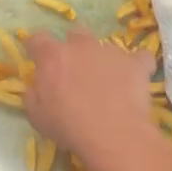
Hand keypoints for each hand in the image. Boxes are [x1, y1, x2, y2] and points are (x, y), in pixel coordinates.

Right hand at [22, 29, 164, 169]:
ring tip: (105, 81)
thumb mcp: (36, 116)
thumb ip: (33, 94)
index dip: (36, 47)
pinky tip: (134, 77)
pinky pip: (138, 58)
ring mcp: (110, 52)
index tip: (37, 58)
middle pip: (74, 35)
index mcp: (52, 56)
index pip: (37, 39)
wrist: (113, 135)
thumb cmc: (69, 126)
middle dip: (73, 48)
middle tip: (74, 71)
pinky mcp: (136, 63)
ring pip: (104, 47)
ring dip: (101, 59)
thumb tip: (36, 86)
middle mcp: (80, 46)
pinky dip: (135, 65)